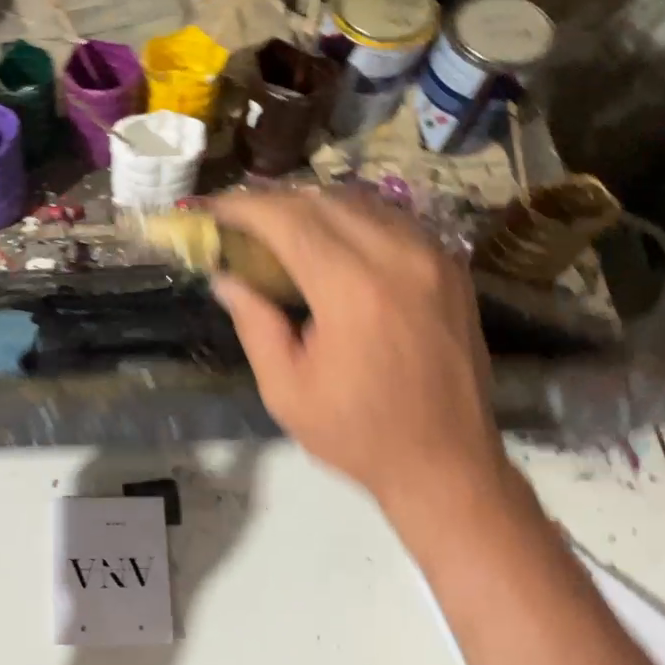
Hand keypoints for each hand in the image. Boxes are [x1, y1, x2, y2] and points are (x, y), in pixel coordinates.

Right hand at [210, 192, 510, 527]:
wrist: (446, 463)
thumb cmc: (357, 434)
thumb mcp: (286, 390)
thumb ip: (255, 324)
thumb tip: (225, 278)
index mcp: (354, 290)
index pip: (289, 221)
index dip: (245, 207)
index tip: (213, 209)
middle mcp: (399, 258)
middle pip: (325, 201)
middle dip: (275, 201)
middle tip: (239, 218)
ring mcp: (434, 258)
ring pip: (363, 203)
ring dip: (314, 206)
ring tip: (279, 227)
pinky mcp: (452, 268)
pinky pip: (395, 222)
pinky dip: (354, 220)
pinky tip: (331, 242)